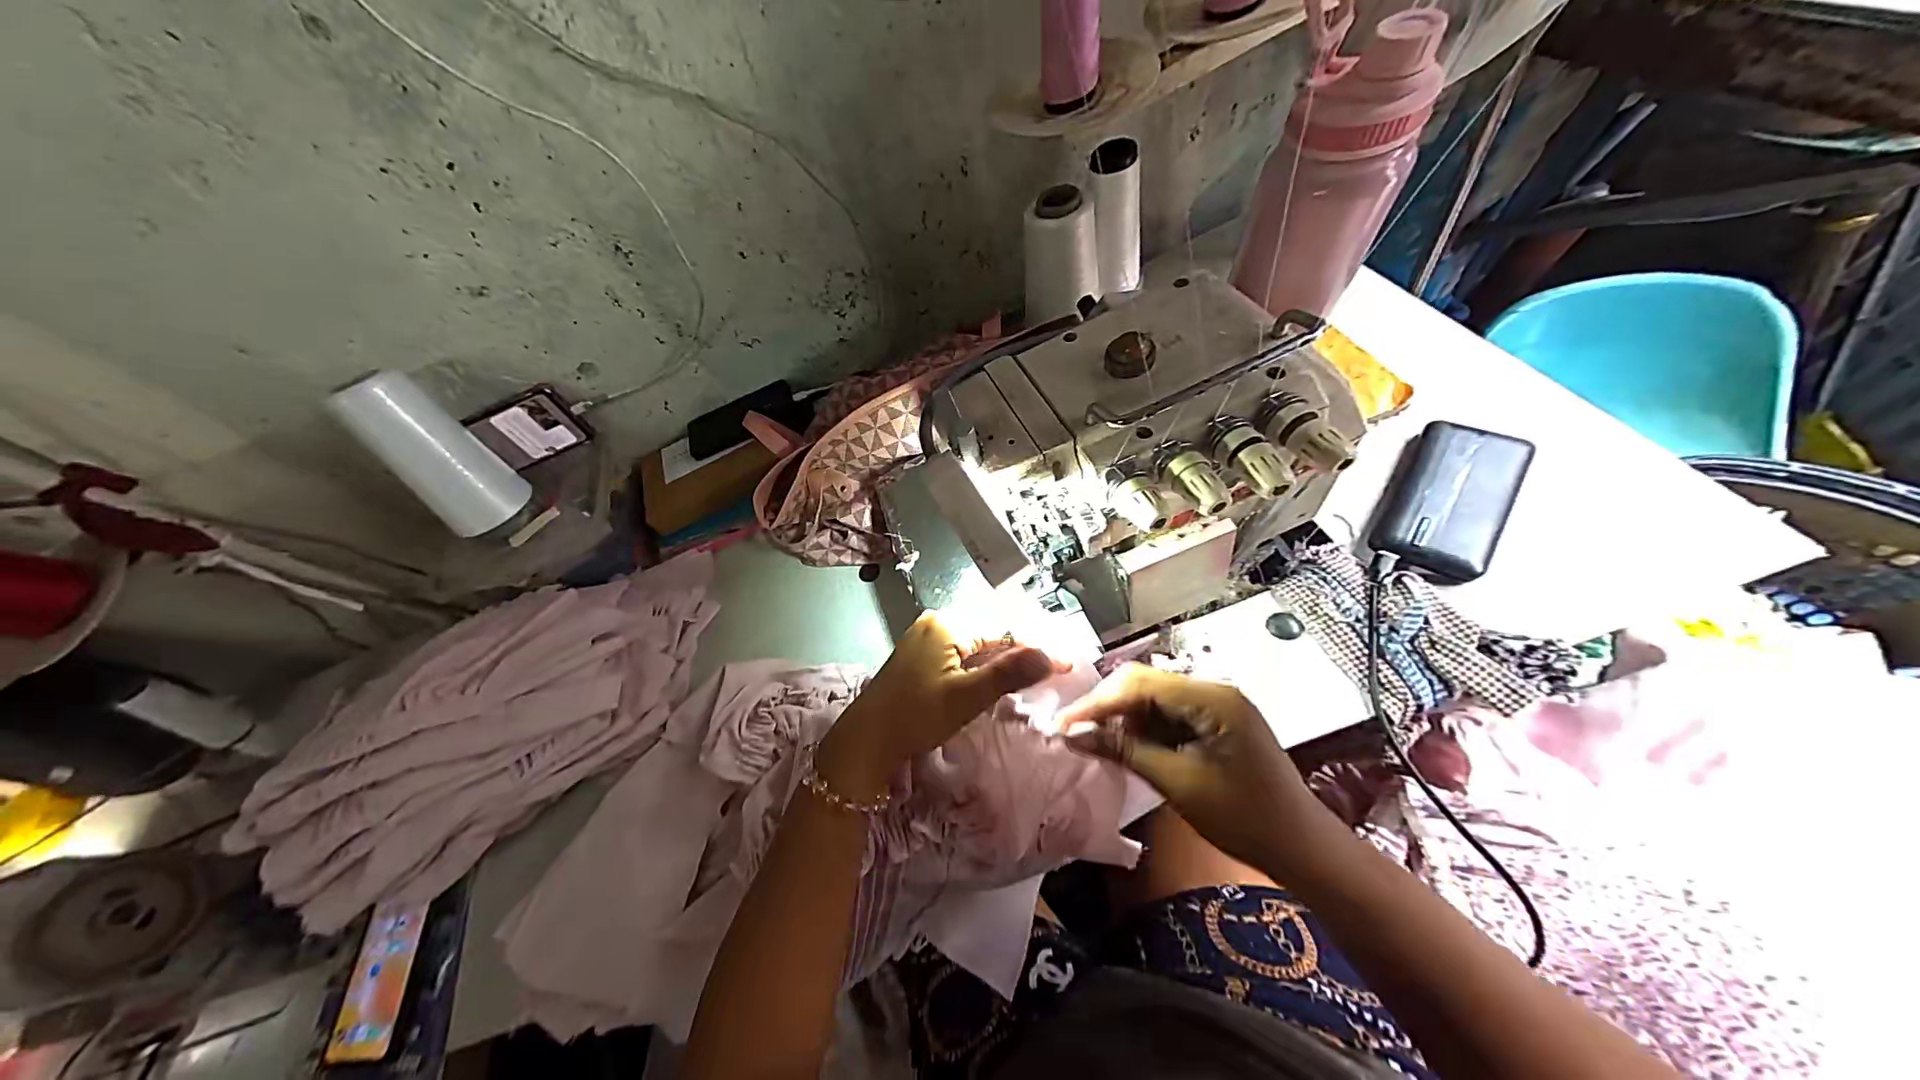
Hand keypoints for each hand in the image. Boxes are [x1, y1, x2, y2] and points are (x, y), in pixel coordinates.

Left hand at [815, 612, 1059, 799]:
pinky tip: (1000, 676)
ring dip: (1006, 657)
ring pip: (978, 642)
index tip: (1067, 664)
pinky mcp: (922, 655)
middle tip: (1057, 666)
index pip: (1005, 629)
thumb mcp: (965, 697)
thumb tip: (1049, 655)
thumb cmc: (915, 717)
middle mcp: (937, 621)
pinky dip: (985, 663)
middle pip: (992, 631)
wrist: (866, 741)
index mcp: (948, 624)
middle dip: (1025, 648)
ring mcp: (927, 637)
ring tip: (1037, 671)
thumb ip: (1008, 674)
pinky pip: (963, 652)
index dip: (1038, 646)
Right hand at [1054, 664, 1319, 868]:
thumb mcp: (1178, 783)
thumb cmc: (1245, 818)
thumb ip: (1126, 751)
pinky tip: (1130, 747)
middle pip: (1146, 683)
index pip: (1139, 683)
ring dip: (1126, 718)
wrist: (1302, 847)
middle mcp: (1214, 690)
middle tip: (1075, 734)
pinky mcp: (1218, 722)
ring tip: (1099, 744)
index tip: (1063, 726)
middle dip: (1108, 707)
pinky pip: (1171, 714)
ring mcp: (1218, 705)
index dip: (1097, 703)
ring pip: (1155, 698)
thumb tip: (1075, 736)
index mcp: (1211, 697)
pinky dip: (1147, 728)